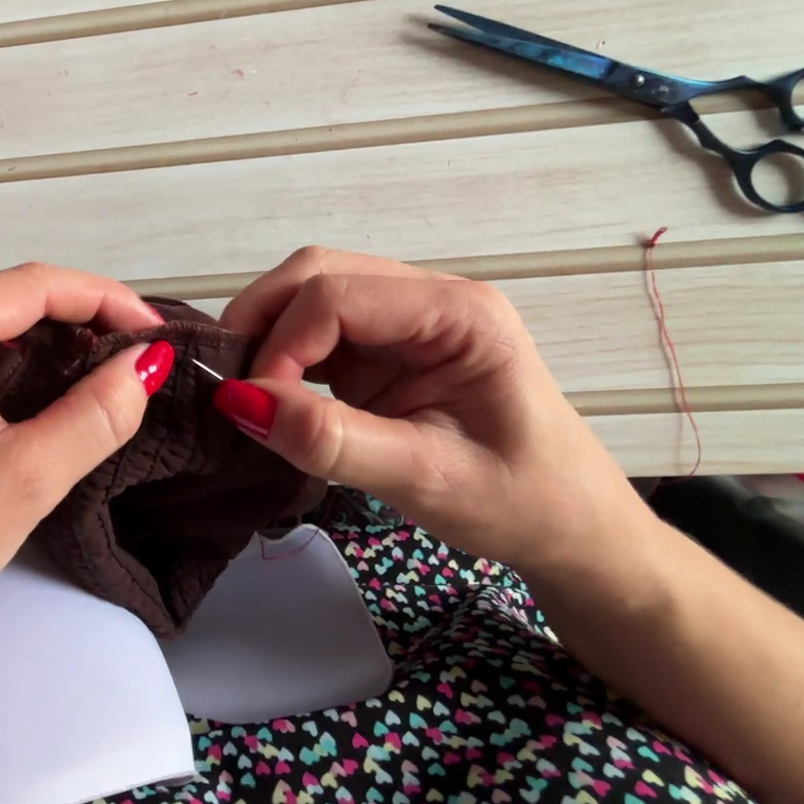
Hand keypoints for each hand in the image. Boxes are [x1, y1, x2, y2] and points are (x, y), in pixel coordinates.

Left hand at [0, 263, 170, 666]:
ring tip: (113, 369)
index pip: (29, 286)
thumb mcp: (24, 480)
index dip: (102, 297)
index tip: (156, 332)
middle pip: (12, 296)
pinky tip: (62, 384)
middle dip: (83, 318)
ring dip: (57, 340)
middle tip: (141, 355)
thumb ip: (95, 414)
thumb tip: (149, 362)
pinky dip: (25, 359)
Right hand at [215, 247, 656, 583]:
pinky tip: (271, 394)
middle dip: (261, 321)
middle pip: (316, 273)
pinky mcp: (384, 347)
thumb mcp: (425, 480)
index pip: (336, 295)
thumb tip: (237, 402)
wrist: (571, 530)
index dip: (282, 344)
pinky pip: (315, 329)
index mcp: (459, 314)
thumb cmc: (521, 504)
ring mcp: (404, 319)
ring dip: (266, 334)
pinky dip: (281, 354)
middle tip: (232, 386)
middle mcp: (429, 298)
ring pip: (308, 292)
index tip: (259, 410)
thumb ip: (330, 439)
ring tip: (246, 392)